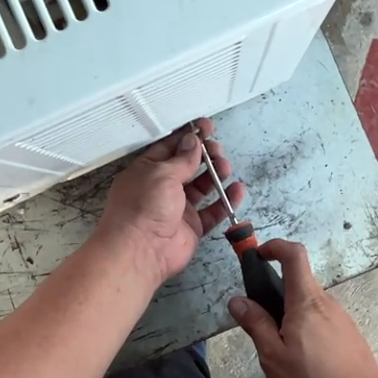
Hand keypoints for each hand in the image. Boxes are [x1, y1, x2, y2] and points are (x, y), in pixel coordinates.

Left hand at [95, 119, 245, 288]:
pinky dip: (226, 200)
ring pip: (202, 187)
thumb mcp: (161, 173)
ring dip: (216, 174)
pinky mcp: (192, 227)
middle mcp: (161, 188)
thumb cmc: (142, 207)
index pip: (170, 147)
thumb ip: (182, 158)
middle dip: (205, 155)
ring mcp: (177, 208)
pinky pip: (213, 211)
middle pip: (188, 166)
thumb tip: (193, 142)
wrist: (140, 251)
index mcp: (147, 170)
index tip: (206, 126)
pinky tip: (237, 189)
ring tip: (226, 167)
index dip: (188, 136)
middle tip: (217, 150)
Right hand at [228, 240, 377, 377]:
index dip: (275, 246)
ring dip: (290, 316)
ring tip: (282, 352)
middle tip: (260, 326)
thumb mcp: (273, 357)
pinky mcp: (349, 335)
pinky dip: (305, 328)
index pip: (294, 255)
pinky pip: (321, 320)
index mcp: (306, 301)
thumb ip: (256, 324)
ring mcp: (342, 318)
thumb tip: (237, 300)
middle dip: (275, 294)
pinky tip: (304, 361)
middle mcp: (327, 302)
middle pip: (299, 282)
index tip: (257, 255)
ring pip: (309, 305)